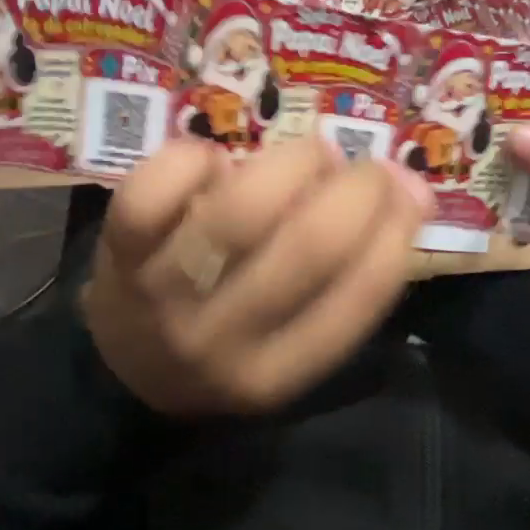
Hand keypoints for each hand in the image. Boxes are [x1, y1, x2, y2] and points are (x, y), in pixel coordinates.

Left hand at [82, 136, 435, 415]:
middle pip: (309, 247)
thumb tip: (413, 188)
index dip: (398, 230)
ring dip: (292, 166)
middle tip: (365, 168)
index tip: (408, 193)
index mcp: (278, 373)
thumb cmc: (232, 344)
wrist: (123, 370)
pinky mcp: (116, 252)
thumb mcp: (294, 341)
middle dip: (358, 189)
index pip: (360, 297)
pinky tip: (216, 161)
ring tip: (310, 156)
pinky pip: (152, 194)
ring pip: (239, 213)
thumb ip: (353, 277)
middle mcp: (222, 340)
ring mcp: (165, 294)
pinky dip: (193, 160)